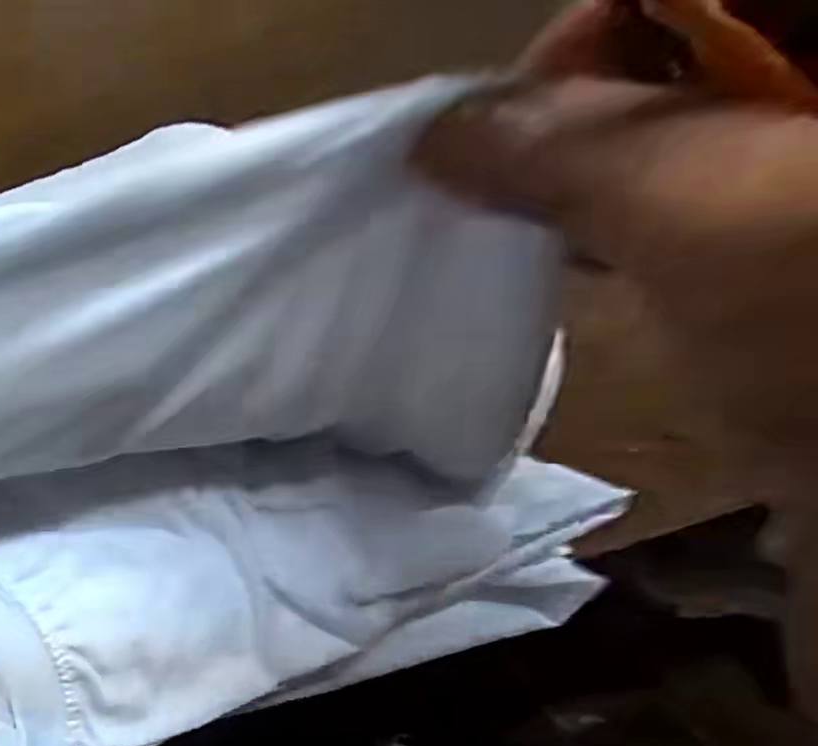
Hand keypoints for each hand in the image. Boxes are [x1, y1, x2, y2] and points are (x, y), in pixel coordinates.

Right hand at [414, 17, 817, 693]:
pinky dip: (603, 208)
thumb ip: (585, 152)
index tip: (519, 111)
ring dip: (577, 164)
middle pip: (697, 46)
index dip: (614, 23)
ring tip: (508, 214)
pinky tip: (558, 246)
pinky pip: (679, 185)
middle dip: (582, 99)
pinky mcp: (785, 237)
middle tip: (495, 176)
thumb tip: (440, 128)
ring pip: (676, 120)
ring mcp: (799, 169)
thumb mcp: (732, 221)